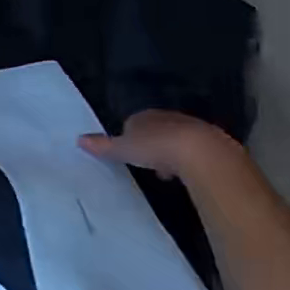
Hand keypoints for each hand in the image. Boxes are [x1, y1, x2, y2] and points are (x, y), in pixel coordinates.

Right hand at [78, 109, 239, 181]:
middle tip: (145, 162)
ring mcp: (190, 127)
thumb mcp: (122, 149)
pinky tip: (183, 174)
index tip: (127, 152)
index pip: (132, 122)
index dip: (129, 137)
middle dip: (150, 144)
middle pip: (155, 129)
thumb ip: (102, 145)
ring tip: (164, 171)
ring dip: (169, 153)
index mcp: (144, 116)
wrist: (200, 152)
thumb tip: (79, 139)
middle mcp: (167, 117)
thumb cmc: (155, 147)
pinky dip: (186, 160)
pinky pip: (192, 149)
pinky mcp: (209, 141)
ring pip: (174, 138)